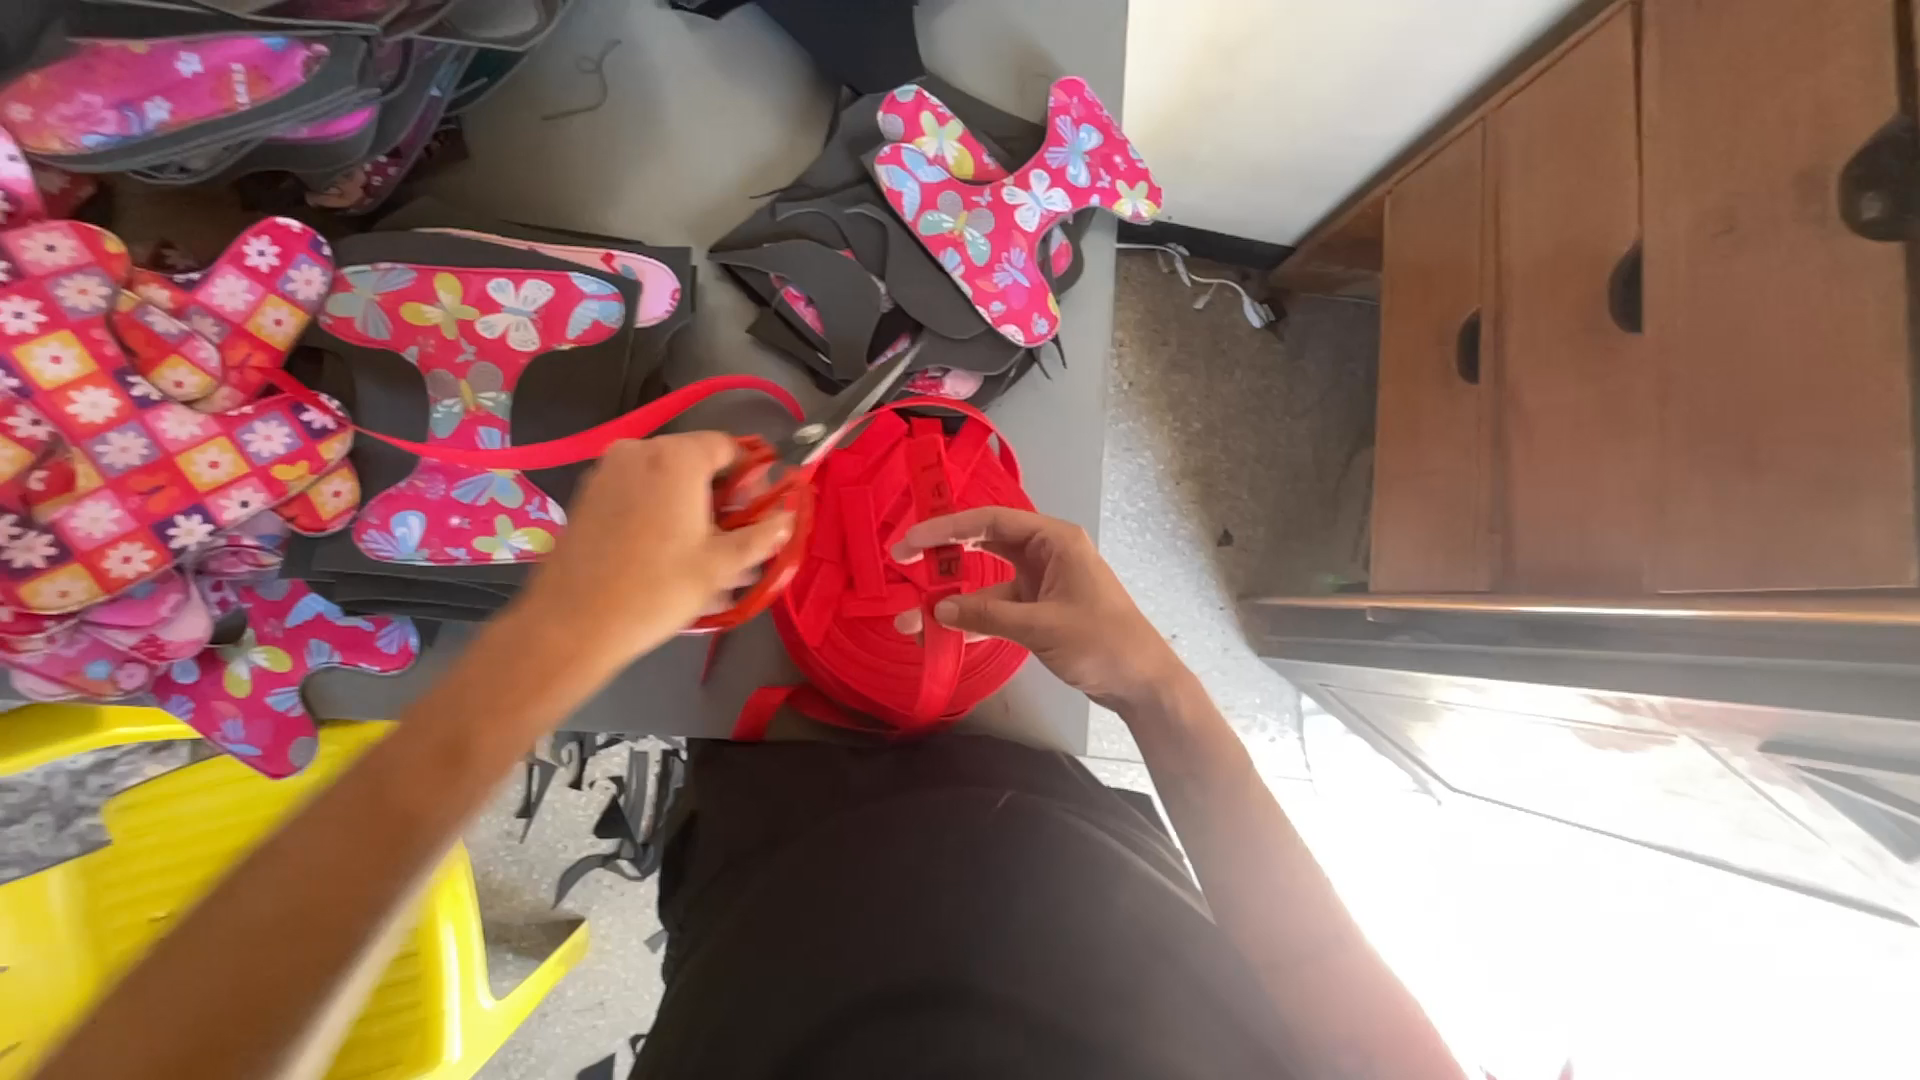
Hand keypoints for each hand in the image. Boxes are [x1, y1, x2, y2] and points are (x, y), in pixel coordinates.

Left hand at [514, 433, 792, 664]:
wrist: (572, 624)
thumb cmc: (656, 589)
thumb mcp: (721, 565)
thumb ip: (762, 536)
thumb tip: (787, 520)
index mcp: (676, 457)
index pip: (730, 447)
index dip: (753, 478)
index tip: (760, 513)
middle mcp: (639, 451)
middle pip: (698, 464)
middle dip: (724, 499)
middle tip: (738, 542)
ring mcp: (608, 473)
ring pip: (668, 483)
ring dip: (694, 512)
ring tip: (708, 558)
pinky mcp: (589, 498)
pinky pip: (640, 496)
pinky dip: (662, 516)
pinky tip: (671, 557)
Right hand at [892, 507, 1186, 712]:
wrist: (1142, 682)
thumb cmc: (1102, 643)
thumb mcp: (1042, 626)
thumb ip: (988, 615)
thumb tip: (937, 610)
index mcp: (1054, 540)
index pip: (990, 521)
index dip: (946, 528)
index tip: (910, 541)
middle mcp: (1046, 553)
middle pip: (985, 542)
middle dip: (944, 553)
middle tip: (901, 559)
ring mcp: (1042, 582)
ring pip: (987, 581)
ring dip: (954, 596)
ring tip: (913, 614)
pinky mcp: (1040, 609)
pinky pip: (998, 607)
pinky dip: (974, 618)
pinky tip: (944, 632)